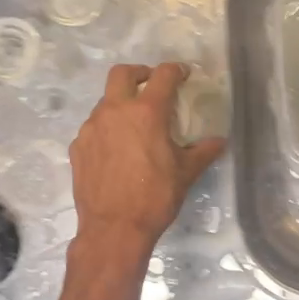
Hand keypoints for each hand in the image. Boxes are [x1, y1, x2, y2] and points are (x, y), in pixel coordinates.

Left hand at [69, 63, 225, 244]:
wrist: (114, 229)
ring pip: (105, 102)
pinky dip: (107, 130)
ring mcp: (92, 128)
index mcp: (147, 112)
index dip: (176, 70)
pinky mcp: (78, 146)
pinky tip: (117, 151)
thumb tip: (220, 142)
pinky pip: (94, 128)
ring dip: (121, 104)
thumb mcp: (186, 173)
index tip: (184, 75)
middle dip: (140, 73)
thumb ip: (204, 152)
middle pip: (123, 73)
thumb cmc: (155, 197)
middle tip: (152, 86)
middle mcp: (115, 111)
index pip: (163, 75)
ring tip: (134, 126)